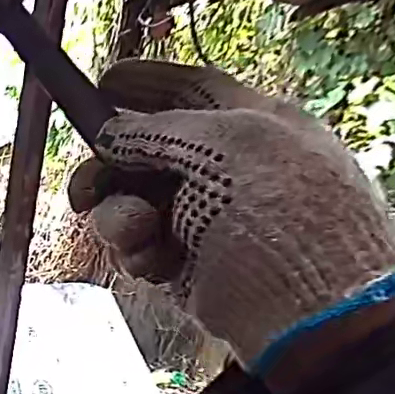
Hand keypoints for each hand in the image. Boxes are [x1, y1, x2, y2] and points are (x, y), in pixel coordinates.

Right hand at [67, 61, 394, 371]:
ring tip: (141, 235)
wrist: (309, 311)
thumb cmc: (287, 215)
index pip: (188, 89)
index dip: (144, 83)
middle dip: (107, 169)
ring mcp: (198, 215)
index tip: (102, 81)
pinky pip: (134, 244)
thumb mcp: (230, 146)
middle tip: (85, 192)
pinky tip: (158, 264)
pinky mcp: (179, 257)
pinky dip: (136, 252)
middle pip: (139, 151)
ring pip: (127, 201)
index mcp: (248, 124)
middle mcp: (219, 166)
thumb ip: (160, 130)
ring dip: (120, 219)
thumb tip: (109, 133)